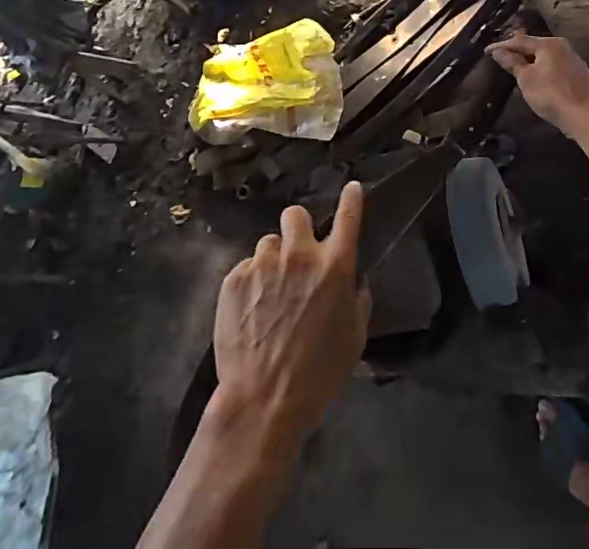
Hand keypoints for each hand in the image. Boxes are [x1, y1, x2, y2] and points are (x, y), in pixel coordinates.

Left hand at [211, 183, 370, 435]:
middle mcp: (300, 256)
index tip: (353, 187)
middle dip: (298, 228)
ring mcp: (263, 265)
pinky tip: (252, 310)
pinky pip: (246, 268)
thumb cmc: (320, 372)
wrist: (264, 400)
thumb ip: (356, 297)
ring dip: (273, 260)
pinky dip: (251, 282)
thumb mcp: (355, 334)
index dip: (352, 198)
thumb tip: (351, 280)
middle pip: (295, 214)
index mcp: (336, 266)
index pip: (348, 217)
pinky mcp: (232, 280)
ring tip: (270, 292)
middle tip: (297, 253)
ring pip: (268, 244)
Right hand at [487, 33, 588, 140]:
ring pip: (545, 59)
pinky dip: (542, 73)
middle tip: (500, 60)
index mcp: (549, 44)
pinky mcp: (578, 75)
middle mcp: (563, 47)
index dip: (502, 46)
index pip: (520, 40)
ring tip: (515, 73)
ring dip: (529, 65)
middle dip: (517, 54)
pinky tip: (536, 83)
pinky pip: (554, 69)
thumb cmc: (551, 94)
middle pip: (534, 47)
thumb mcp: (526, 79)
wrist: (585, 116)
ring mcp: (573, 61)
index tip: (486, 51)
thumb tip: (498, 51)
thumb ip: (512, 63)